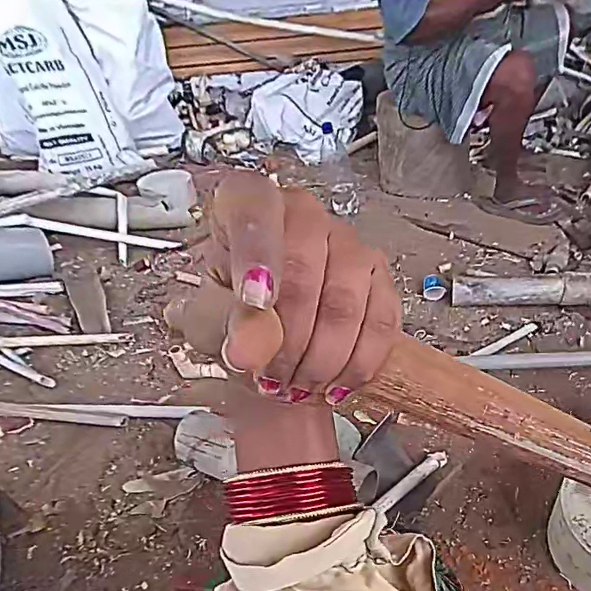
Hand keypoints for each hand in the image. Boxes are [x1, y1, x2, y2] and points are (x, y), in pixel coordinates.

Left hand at [169, 172, 399, 406]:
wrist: (262, 338)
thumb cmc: (230, 315)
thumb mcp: (208, 320)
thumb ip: (226, 325)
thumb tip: (252, 347)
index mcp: (249, 203)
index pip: (256, 216)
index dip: (257, 261)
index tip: (256, 303)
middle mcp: (304, 214)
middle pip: (304, 272)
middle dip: (286, 340)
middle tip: (270, 378)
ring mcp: (348, 242)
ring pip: (345, 304)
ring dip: (320, 360)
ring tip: (296, 387)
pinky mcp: (379, 277)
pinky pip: (381, 324)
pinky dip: (356, 365)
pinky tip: (332, 386)